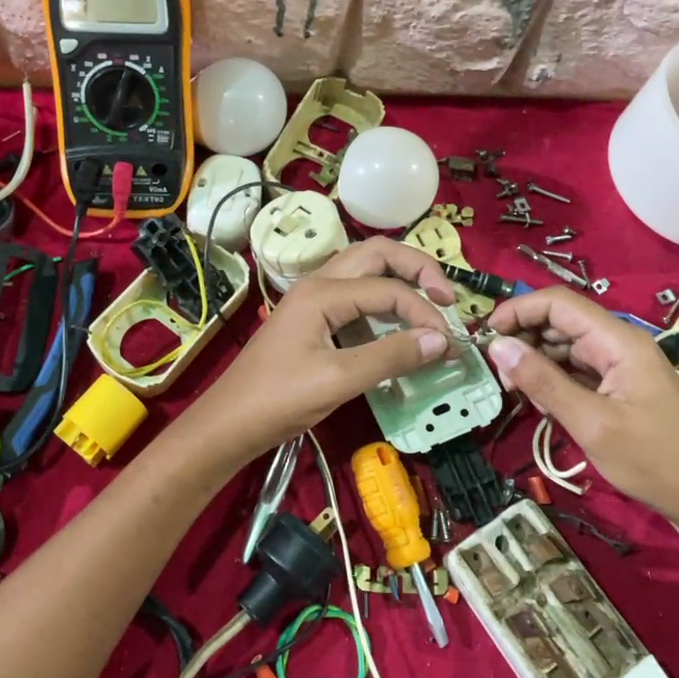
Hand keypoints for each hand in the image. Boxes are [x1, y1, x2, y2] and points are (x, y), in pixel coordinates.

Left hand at [187, 237, 455, 455]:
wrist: (229, 422)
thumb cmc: (278, 400)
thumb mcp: (338, 380)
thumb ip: (390, 356)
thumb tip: (441, 340)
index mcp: (322, 293)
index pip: (389, 288)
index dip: (424, 311)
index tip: (449, 343)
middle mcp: (318, 285)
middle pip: (376, 255)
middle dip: (416, 268)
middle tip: (446, 297)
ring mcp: (312, 301)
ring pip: (364, 273)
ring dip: (399, 282)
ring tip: (428, 307)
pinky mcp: (311, 321)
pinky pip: (353, 298)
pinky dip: (381, 306)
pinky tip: (395, 332)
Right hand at [484, 287, 678, 528]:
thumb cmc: (654, 461)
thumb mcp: (591, 423)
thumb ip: (543, 381)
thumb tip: (497, 346)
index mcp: (618, 341)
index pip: (558, 303)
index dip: (517, 311)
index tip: (485, 337)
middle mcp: (618, 344)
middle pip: (559, 322)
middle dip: (523, 340)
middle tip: (500, 377)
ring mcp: (620, 366)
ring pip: (564, 347)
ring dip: (536, 363)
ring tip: (518, 395)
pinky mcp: (619, 388)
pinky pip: (576, 371)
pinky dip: (553, 381)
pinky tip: (542, 405)